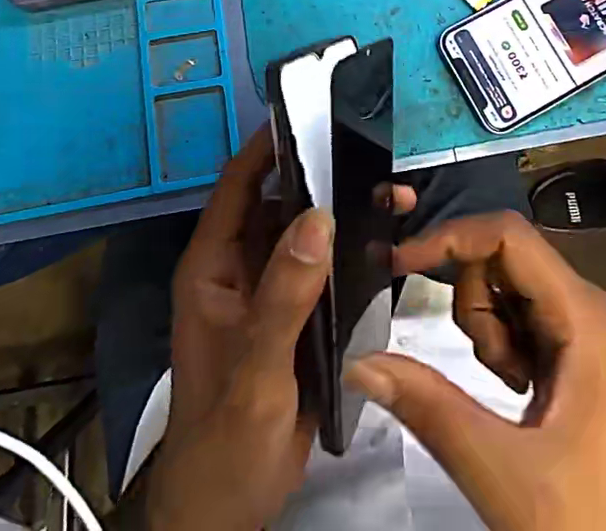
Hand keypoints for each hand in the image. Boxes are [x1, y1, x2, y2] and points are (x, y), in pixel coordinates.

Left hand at [142, 129, 415, 530]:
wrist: (232, 504)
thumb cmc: (225, 435)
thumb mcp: (254, 364)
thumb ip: (284, 294)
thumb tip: (318, 217)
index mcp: (213, 266)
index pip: (238, 188)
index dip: (266, 147)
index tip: (306, 114)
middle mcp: (241, 268)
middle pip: (281, 206)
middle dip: (322, 181)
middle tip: (371, 158)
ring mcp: (272, 291)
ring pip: (307, 237)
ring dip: (343, 217)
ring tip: (391, 197)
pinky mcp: (298, 316)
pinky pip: (325, 270)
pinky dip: (351, 254)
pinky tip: (385, 244)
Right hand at [345, 212, 605, 530]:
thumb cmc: (587, 518)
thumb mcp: (500, 467)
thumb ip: (428, 407)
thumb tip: (358, 362)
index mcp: (582, 314)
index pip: (508, 236)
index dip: (450, 238)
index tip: (397, 264)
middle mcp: (584, 305)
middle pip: (502, 260)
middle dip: (471, 302)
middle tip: (484, 367)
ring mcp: (579, 327)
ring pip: (503, 289)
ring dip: (483, 331)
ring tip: (508, 388)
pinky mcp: (569, 351)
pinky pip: (514, 319)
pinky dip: (496, 346)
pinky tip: (514, 388)